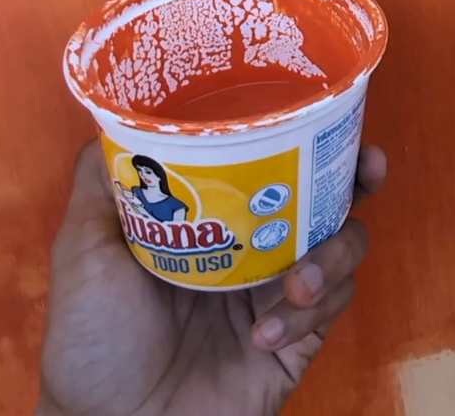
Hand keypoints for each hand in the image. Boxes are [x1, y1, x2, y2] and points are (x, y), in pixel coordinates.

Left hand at [36, 140, 386, 415]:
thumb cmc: (95, 339)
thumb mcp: (86, 251)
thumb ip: (101, 186)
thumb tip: (119, 117)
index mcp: (223, 219)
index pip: (275, 164)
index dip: (305, 137)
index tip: (325, 115)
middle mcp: (262, 245)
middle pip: (328, 195)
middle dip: (357, 176)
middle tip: (369, 165)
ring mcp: (284, 289)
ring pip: (345, 245)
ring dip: (334, 255)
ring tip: (297, 283)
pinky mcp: (302, 334)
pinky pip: (334, 303)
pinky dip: (309, 312)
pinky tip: (265, 333)